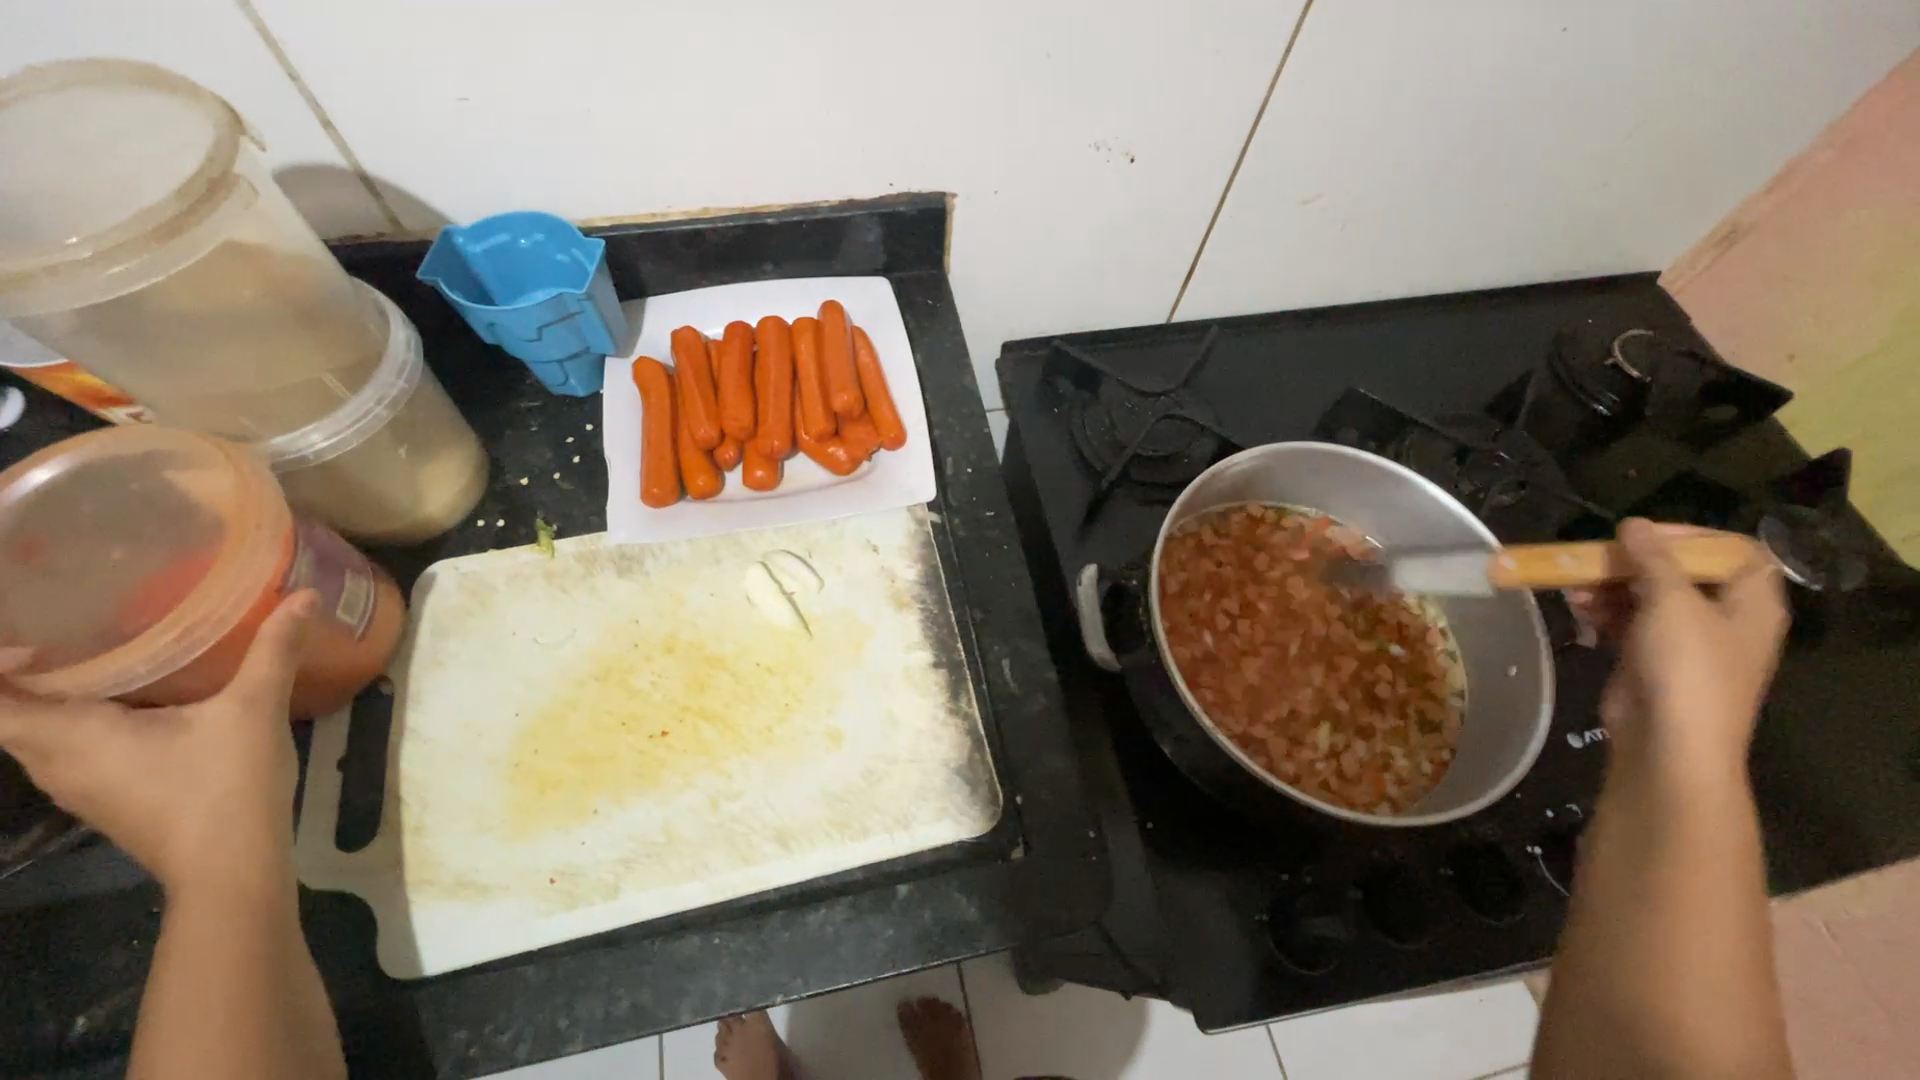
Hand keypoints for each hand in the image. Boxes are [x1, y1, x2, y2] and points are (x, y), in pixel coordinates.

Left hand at [0, 592, 316, 895]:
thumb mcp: (254, 710)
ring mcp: (77, 784)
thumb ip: (273, 652)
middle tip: (84, 625)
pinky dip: (86, 718)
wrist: (230, 867)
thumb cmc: (225, 785)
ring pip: (40, 730)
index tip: (41, 627)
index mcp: (66, 737)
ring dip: (61, 694)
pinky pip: (71, 746)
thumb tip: (303, 595)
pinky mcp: (106, 795)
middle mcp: (52, 762)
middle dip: (32, 669)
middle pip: (11, 710)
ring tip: (113, 655)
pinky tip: (142, 703)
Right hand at [1571, 520, 1788, 781]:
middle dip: (1632, 562)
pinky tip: (1576, 609)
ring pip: (1645, 596)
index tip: (1640, 535)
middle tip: (1594, 559)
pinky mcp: (1650, 658)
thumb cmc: (1686, 667)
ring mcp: (1684, 640)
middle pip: (1679, 572)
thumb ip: (1653, 559)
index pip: (1731, 550)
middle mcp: (1722, 617)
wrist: (1668, 741)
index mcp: (1749, 601)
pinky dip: (1602, 612)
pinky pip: (1626, 622)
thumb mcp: (1672, 602)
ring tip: (1574, 588)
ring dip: (1608, 586)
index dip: (1688, 536)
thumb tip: (1633, 524)